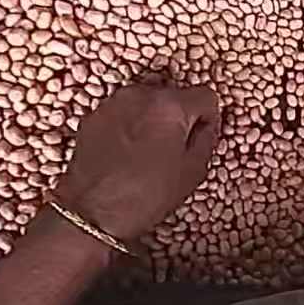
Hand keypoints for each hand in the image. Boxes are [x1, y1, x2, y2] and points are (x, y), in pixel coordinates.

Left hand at [53, 84, 218, 237]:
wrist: (94, 212)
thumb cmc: (145, 194)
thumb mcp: (193, 170)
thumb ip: (206, 139)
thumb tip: (206, 127)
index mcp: (171, 105)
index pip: (205, 95)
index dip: (209, 117)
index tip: (204, 134)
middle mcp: (141, 95)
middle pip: (175, 92)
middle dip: (181, 114)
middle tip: (179, 144)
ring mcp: (114, 103)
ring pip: (148, 98)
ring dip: (156, 116)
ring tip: (153, 147)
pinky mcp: (95, 115)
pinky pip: (125, 110)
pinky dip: (133, 123)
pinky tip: (132, 150)